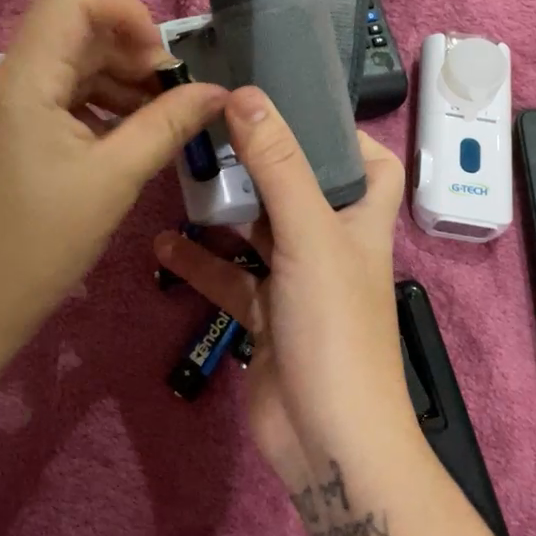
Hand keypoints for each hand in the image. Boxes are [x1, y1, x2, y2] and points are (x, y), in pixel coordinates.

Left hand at [0, 0, 227, 362]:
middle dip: (128, 54)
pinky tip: (118, 137)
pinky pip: (44, 93)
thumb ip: (168, 124)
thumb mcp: (115, 181)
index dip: (126, 10)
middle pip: (71, 32)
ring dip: (112, 80)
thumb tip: (217, 91)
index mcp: (19, 81)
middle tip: (172, 98)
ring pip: (60, 63)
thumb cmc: (40, 247)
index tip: (161, 57)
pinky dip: (86, 103)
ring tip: (154, 121)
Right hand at [152, 87, 419, 486]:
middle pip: (301, 189)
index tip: (293, 105)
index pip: (372, 164)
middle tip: (215, 127)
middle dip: (264, 162)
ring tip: (182, 174)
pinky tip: (162, 246)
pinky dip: (200, 262)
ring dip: (224, 208)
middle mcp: (332, 244)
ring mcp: (296, 282)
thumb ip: (279, 164)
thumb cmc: (334, 324)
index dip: (345, 134)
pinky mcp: (264, 317)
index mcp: (362, 219)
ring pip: (257, 232)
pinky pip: (229, 278)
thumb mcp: (309, 233)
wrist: (329, 440)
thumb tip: (246, 94)